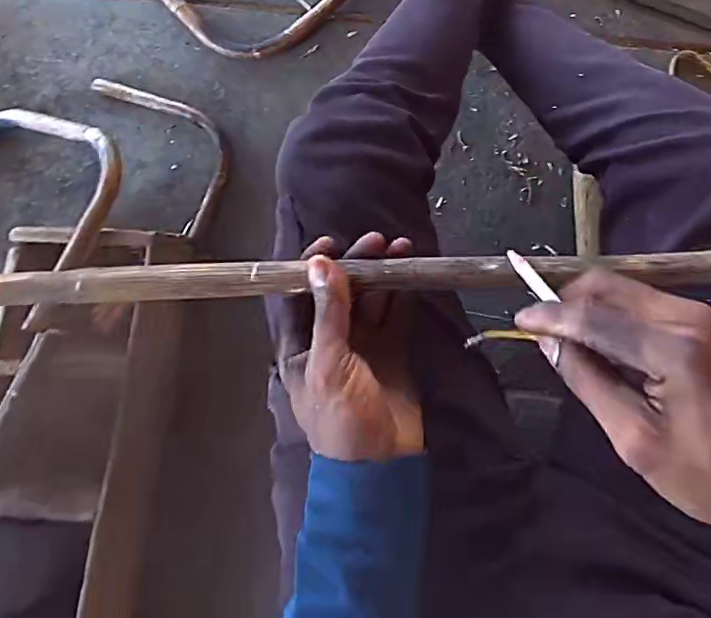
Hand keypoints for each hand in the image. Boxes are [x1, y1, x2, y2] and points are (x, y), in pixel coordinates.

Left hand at [274, 232, 422, 461]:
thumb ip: (328, 313)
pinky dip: (402, 294)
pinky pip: (395, 314)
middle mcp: (328, 338)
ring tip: (400, 248)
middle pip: (339, 290)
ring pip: (369, 298)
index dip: (311, 266)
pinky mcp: (391, 350)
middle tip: (375, 240)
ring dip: (383, 273)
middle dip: (356, 263)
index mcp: (300, 343)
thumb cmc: (340, 422)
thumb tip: (322, 264)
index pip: (299, 293)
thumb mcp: (328, 365)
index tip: (330, 244)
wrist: (382, 468)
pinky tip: (411, 273)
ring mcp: (361, 344)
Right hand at [515, 268, 710, 541]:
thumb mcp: (635, 439)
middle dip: (566, 302)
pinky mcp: (699, 320)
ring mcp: (697, 314)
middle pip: (604, 286)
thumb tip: (548, 340)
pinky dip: (609, 313)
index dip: (549, 314)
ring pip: (618, 288)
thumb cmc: (709, 477)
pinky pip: (637, 301)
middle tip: (543, 332)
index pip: (593, 316)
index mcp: (675, 350)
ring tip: (571, 343)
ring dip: (586, 306)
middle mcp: (687, 318)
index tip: (519, 319)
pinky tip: (602, 343)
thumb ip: (586, 380)